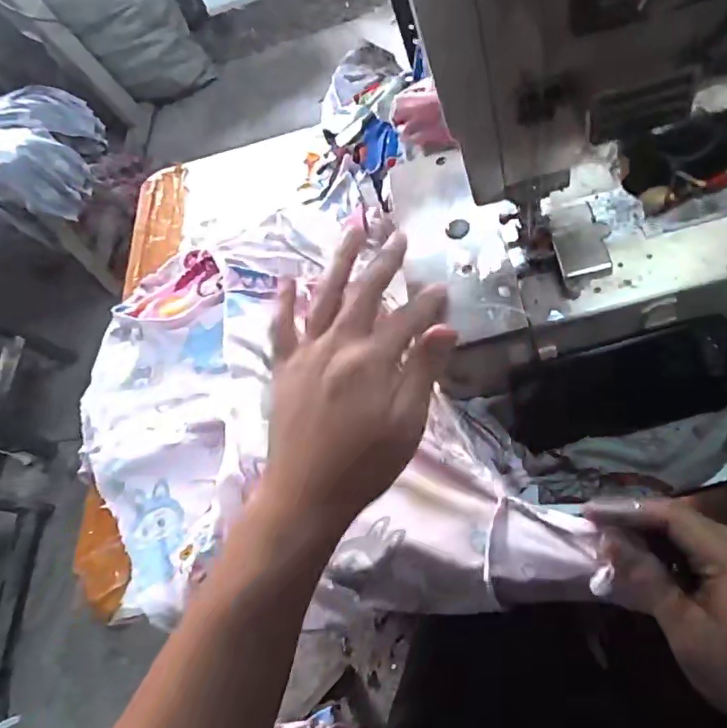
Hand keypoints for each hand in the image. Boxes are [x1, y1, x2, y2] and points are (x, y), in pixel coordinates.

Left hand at [257, 227, 457, 536]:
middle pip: (365, 294)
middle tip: (397, 236)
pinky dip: (284, 302)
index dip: (428, 302)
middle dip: (384, 263)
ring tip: (351, 232)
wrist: (304, 496)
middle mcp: (337, 346)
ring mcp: (306, 354)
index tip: (443, 287)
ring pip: (324, 297)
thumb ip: (423, 371)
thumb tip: (444, 328)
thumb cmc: (365, 465)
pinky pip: (282, 328)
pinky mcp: (284, 369)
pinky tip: (288, 281)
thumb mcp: (407, 423)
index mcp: (372, 360)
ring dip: (339, 262)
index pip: (407, 319)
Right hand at [587, 499, 726, 727]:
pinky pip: (701, 550)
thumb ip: (648, 581)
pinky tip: (647, 564)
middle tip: (592, 527)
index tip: (586, 512)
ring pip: (689, 533)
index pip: (669, 514)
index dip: (625, 510)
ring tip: (610, 542)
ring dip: (650, 537)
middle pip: (679, 518)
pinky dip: (670, 553)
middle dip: (634, 520)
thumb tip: (609, 541)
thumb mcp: (688, 631)